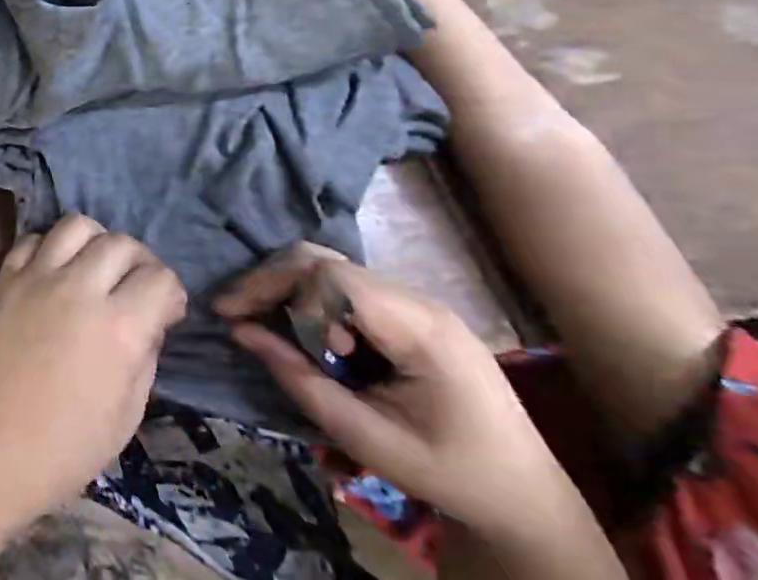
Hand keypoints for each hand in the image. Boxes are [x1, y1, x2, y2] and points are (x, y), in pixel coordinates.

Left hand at [0, 214, 187, 533]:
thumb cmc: (64, 449)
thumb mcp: (127, 414)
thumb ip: (145, 355)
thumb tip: (149, 320)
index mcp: (119, 327)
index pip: (161, 278)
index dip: (172, 293)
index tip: (167, 311)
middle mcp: (79, 289)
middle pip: (121, 243)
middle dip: (139, 262)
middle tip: (135, 289)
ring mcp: (36, 278)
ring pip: (76, 225)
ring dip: (95, 242)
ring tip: (94, 269)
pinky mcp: (3, 279)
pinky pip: (31, 240)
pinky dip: (49, 248)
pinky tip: (52, 273)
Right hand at [214, 246, 574, 538]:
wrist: (527, 496)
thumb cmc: (450, 474)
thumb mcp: (366, 438)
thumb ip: (300, 380)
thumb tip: (241, 331)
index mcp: (418, 328)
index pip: (328, 276)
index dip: (271, 285)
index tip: (231, 315)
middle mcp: (417, 299)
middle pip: (325, 261)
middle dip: (271, 280)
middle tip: (234, 312)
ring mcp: (417, 301)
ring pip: (332, 267)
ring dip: (288, 288)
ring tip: (258, 319)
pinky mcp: (411, 311)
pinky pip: (348, 287)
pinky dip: (311, 300)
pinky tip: (301, 330)